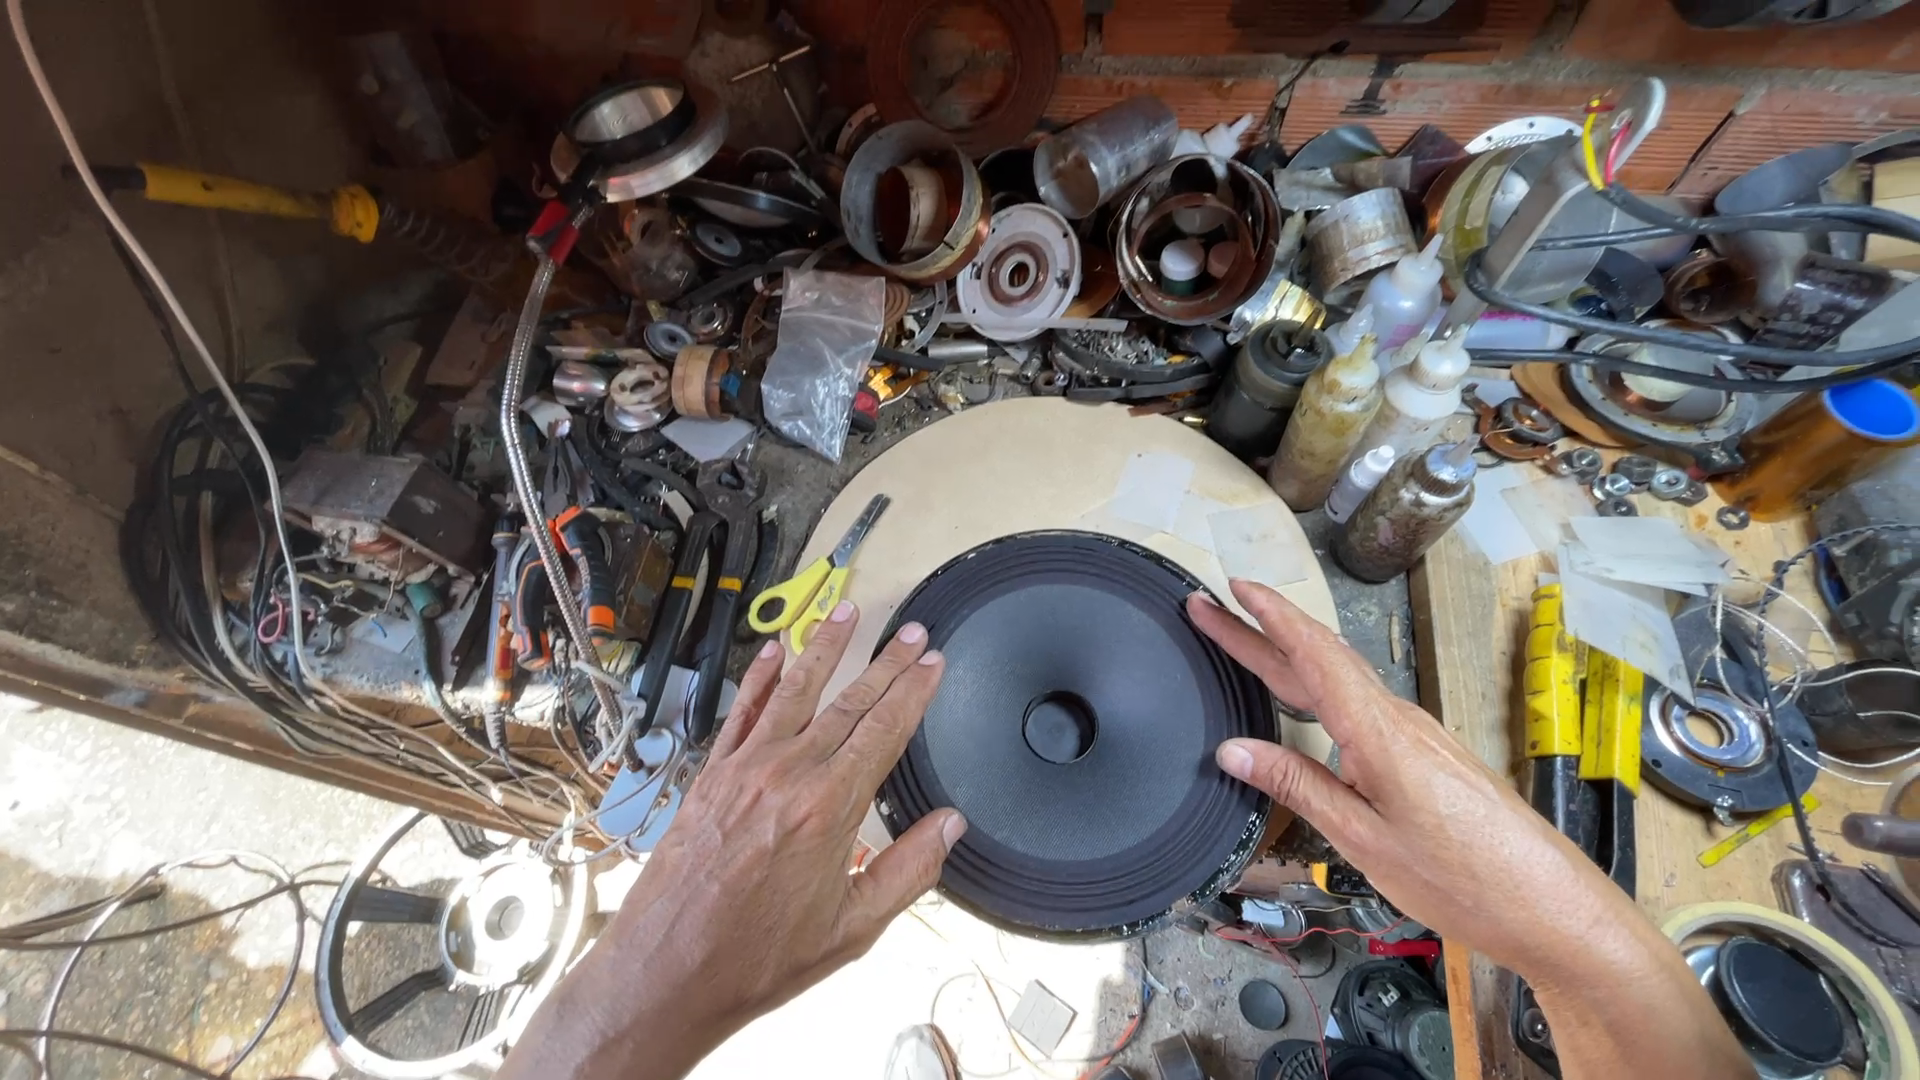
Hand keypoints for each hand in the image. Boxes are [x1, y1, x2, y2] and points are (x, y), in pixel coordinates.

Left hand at [499, 602, 965, 1079]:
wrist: (665, 973)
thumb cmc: (760, 957)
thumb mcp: (852, 929)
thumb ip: (908, 871)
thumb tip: (952, 824)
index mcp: (829, 807)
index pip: (885, 731)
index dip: (913, 691)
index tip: (932, 662)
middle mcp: (789, 773)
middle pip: (850, 702)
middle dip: (886, 662)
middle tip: (911, 631)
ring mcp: (746, 767)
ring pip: (795, 691)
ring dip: (825, 648)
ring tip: (846, 611)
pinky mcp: (713, 773)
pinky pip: (742, 711)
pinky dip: (760, 677)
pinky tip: (773, 650)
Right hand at [1187, 581, 1750, 1079]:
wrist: (1556, 909)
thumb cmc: (1462, 879)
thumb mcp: (1364, 840)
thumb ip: (1297, 786)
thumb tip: (1230, 750)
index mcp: (1376, 731)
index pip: (1313, 654)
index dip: (1270, 616)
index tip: (1234, 587)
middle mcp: (1393, 718)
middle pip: (1315, 658)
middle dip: (1256, 629)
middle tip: (1206, 608)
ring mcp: (1410, 733)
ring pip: (1335, 677)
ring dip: (1282, 654)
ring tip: (1239, 640)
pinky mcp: (1420, 752)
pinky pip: (1353, 700)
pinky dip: (1312, 680)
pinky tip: (1298, 693)